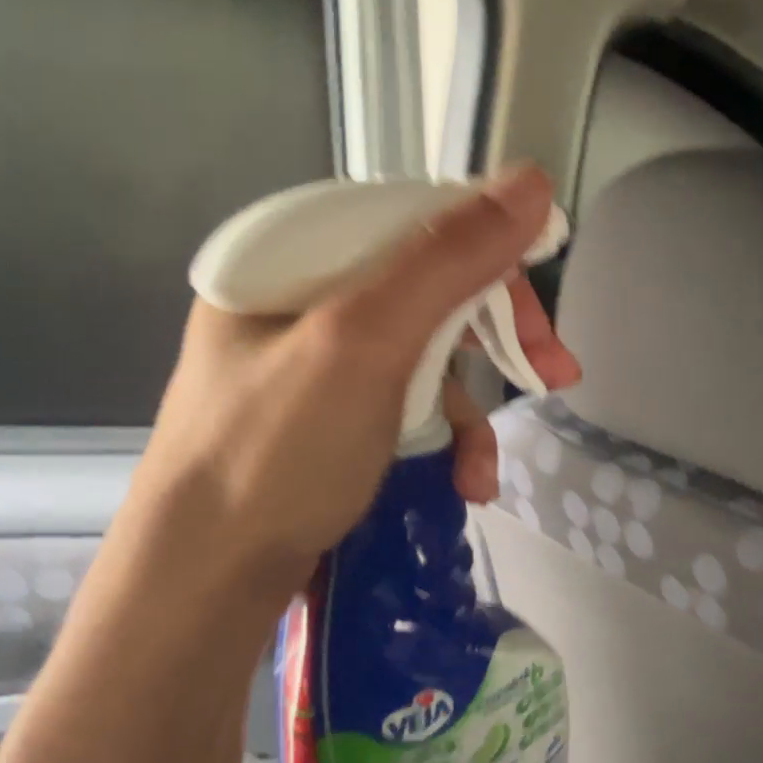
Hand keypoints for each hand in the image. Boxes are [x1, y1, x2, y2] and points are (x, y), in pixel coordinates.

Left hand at [128, 164, 579, 589]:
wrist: (207, 578)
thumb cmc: (276, 452)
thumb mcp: (366, 342)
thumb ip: (448, 260)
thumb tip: (533, 184)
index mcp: (293, 256)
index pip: (419, 226)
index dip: (494, 260)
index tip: (543, 314)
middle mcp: (306, 300)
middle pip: (434, 294)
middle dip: (499, 342)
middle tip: (555, 376)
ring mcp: (322, 363)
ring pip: (433, 358)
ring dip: (475, 413)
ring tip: (485, 470)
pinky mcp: (337, 419)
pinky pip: (413, 408)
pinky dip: (448, 444)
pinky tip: (464, 483)